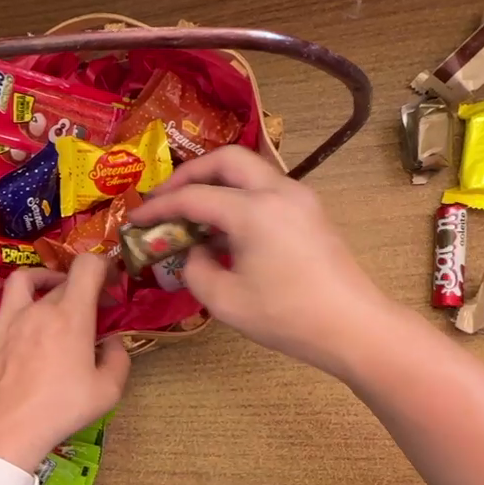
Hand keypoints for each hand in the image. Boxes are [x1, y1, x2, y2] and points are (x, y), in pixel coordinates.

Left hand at [0, 255, 129, 468]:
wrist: (12, 431)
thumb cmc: (62, 410)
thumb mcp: (108, 390)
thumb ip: (118, 359)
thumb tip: (112, 342)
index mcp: (71, 316)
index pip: (88, 266)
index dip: (104, 268)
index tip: (111, 288)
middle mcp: (37, 310)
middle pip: (61, 282)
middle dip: (82, 287)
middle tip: (92, 310)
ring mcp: (7, 321)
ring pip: (20, 281)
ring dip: (40, 278)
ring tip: (51, 291)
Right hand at [129, 146, 403, 377]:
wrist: (350, 324)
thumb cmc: (284, 316)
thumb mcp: (223, 300)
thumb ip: (195, 268)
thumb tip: (192, 251)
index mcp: (254, 211)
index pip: (194, 196)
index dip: (158, 206)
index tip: (134, 218)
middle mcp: (278, 192)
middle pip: (226, 160)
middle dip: (188, 175)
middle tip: (163, 199)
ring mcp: (298, 198)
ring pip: (247, 171)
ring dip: (214, 184)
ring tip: (188, 214)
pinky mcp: (307, 211)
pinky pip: (262, 189)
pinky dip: (235, 198)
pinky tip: (219, 229)